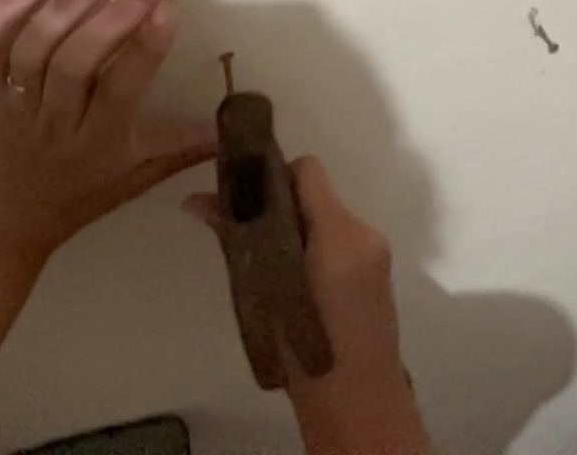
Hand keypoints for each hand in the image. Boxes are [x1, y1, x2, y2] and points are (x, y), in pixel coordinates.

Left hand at [0, 0, 215, 262]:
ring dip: (67, 4)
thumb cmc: (85, 193)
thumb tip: (235, 127)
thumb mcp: (139, 176)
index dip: (146, 46)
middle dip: (113, 16)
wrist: (6, 219)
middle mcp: (54, 121)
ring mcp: (15, 103)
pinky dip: (1, 15)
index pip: (122, 90)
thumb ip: (185, 148)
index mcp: (98, 143)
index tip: (169, 5)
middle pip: (75, 64)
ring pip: (32, 50)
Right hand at [188, 157, 431, 454]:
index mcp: (338, 233)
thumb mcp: (260, 291)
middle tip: (254, 233)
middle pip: (317, 196)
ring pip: (329, 220)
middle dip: (284, 208)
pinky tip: (301, 282)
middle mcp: (362, 233)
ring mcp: (376, 253)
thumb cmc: (302, 350)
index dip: (275, 175)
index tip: (250, 195)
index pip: (307, 171)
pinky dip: (320, 249)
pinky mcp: (380, 273)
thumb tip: (195, 200)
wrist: (356, 404)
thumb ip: (234, 237)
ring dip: (302, 231)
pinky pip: (344, 243)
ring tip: (275, 264)